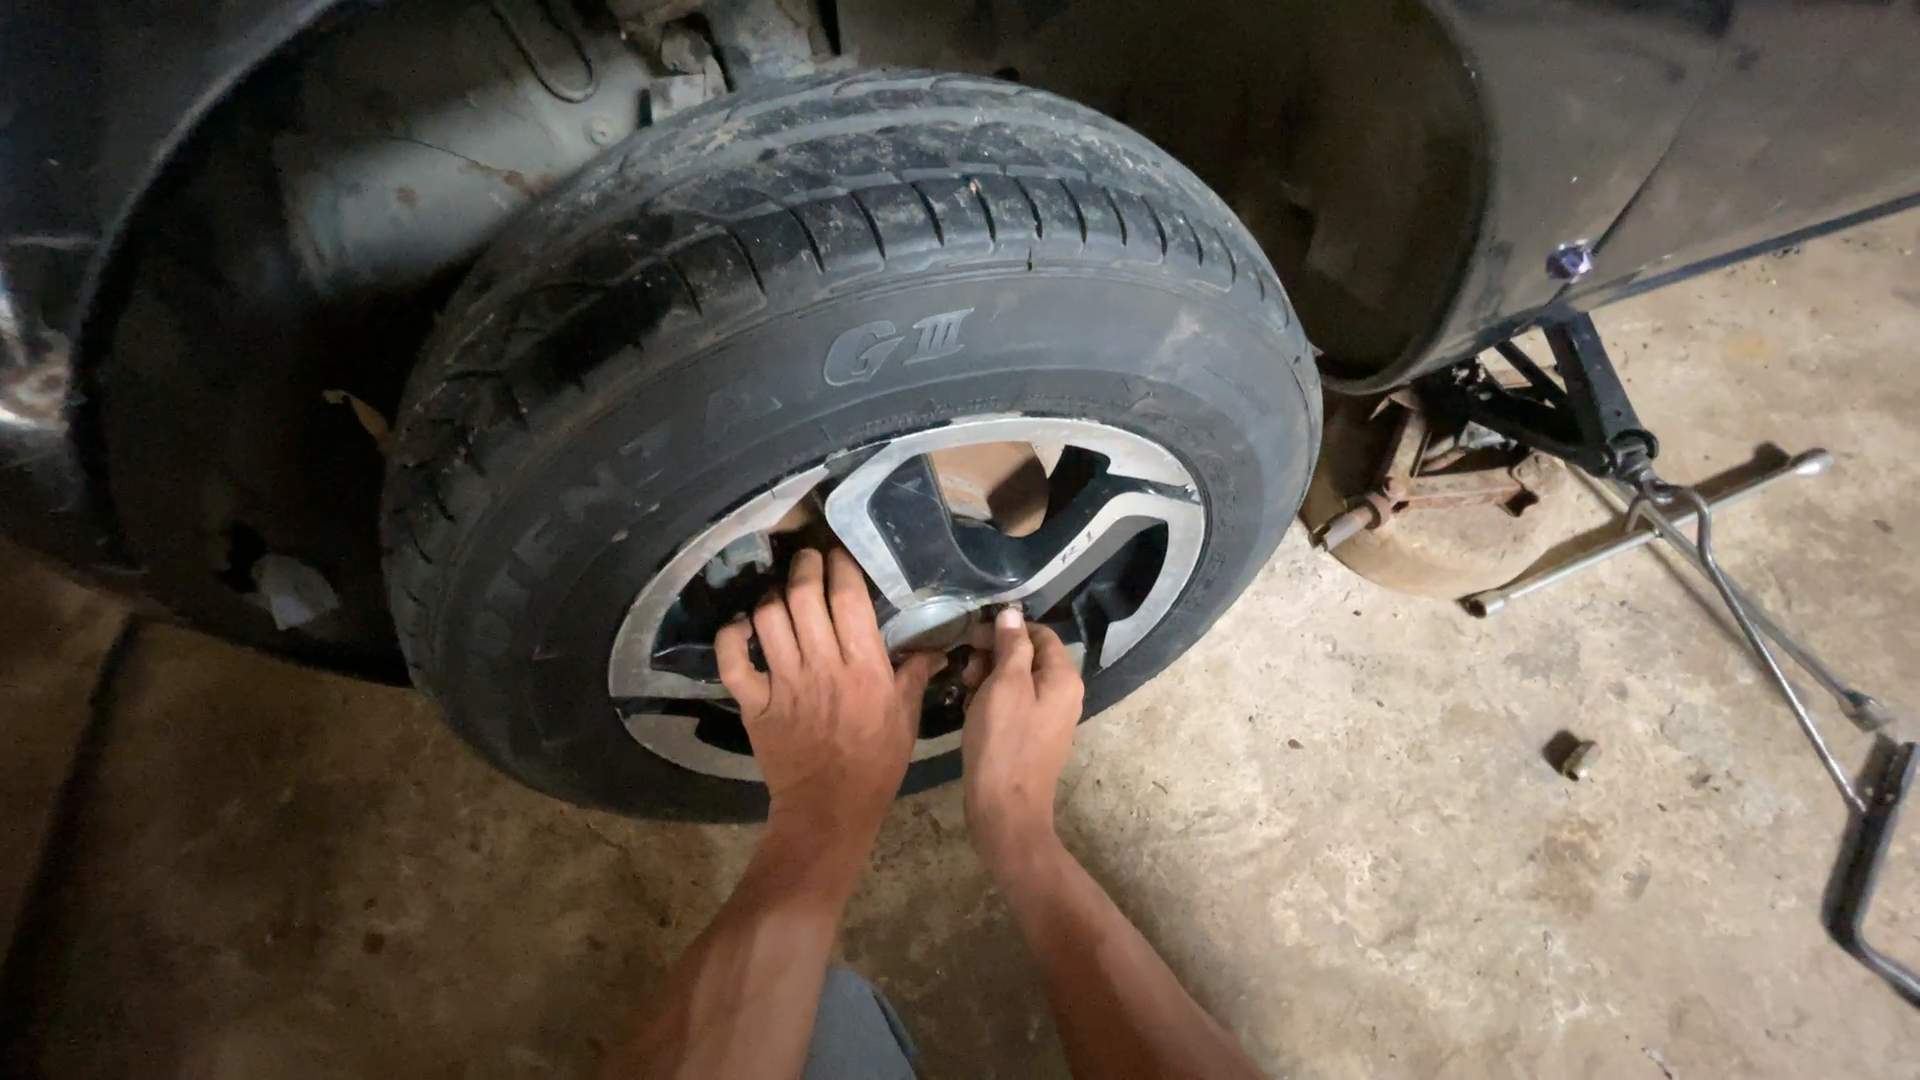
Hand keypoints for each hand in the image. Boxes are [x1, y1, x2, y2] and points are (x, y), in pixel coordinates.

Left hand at [715, 549, 943, 840]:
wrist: (830, 809)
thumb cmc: (876, 762)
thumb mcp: (906, 717)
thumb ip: (915, 675)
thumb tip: (936, 647)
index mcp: (863, 666)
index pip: (847, 599)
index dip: (840, 567)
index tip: (838, 553)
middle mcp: (821, 665)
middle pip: (803, 597)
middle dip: (803, 567)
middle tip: (806, 558)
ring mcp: (784, 683)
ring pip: (769, 620)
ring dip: (772, 596)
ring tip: (779, 591)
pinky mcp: (755, 703)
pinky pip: (733, 661)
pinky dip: (731, 636)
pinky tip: (742, 625)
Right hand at [961, 606, 1084, 869]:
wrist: (1005, 809)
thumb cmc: (1003, 742)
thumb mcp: (1004, 685)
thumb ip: (1012, 646)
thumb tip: (1013, 613)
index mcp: (1064, 678)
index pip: (1040, 634)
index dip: (1007, 629)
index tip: (973, 637)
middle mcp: (1064, 694)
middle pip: (1029, 655)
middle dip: (995, 654)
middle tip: (967, 669)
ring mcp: (1050, 717)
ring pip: (1018, 679)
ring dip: (989, 677)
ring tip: (966, 690)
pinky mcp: (1033, 735)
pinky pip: (1015, 703)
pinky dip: (992, 699)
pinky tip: (972, 709)